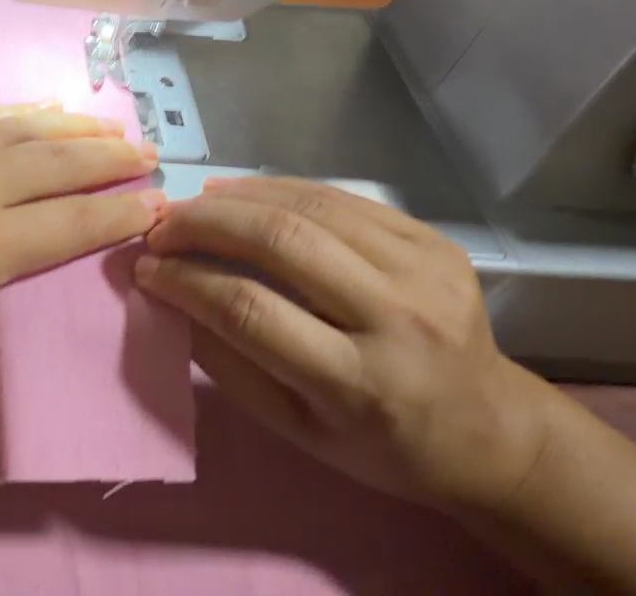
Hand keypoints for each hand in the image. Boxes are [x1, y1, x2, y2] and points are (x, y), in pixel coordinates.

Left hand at [0, 104, 162, 397]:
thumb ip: (19, 321)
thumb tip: (60, 284)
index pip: (76, 222)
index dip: (125, 212)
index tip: (162, 204)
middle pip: (59, 162)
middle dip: (114, 160)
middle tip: (152, 157)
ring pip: (23, 128)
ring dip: (75, 129)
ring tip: (114, 132)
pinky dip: (22, 115)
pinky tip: (48, 113)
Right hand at [134, 177, 559, 511]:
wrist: (490, 430)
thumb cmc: (382, 445)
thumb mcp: (297, 430)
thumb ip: (227, 363)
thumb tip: (166, 295)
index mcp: (360, 384)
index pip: (250, 311)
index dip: (185, 281)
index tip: (145, 268)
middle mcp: (399, 319)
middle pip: (281, 242)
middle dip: (204, 224)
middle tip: (161, 225)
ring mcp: (425, 271)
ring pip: (310, 207)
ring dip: (236, 198)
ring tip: (191, 204)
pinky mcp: (435, 241)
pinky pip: (341, 198)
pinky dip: (280, 189)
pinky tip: (241, 193)